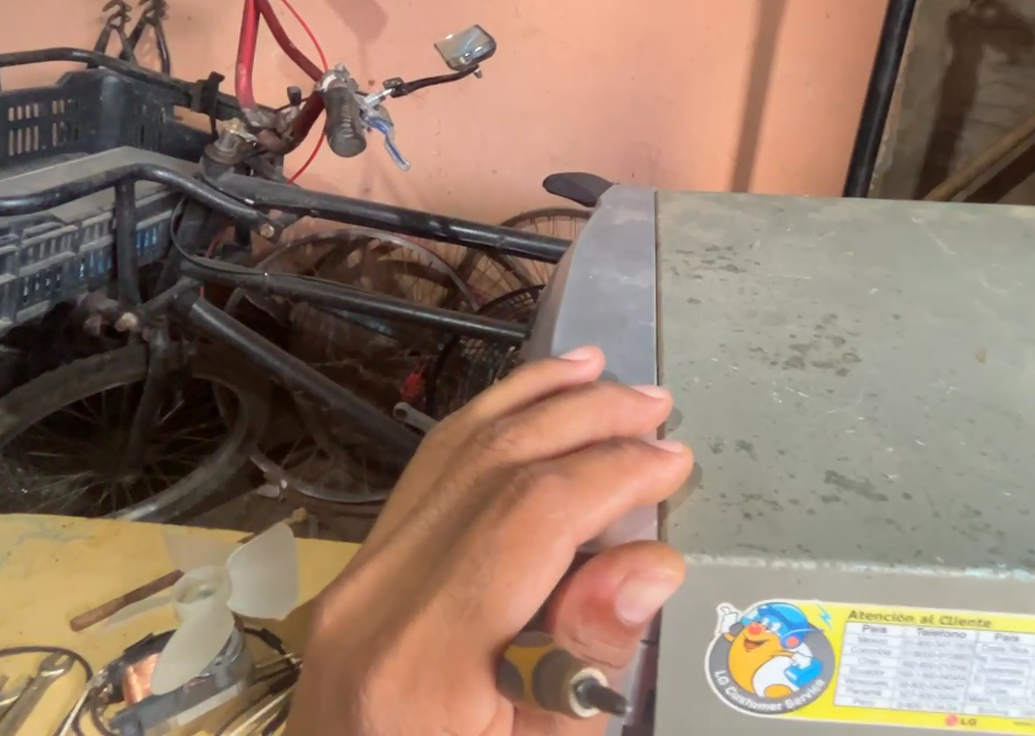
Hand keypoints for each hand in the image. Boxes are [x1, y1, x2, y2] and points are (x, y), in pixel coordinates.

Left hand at [288, 346, 693, 735]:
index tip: (675, 461)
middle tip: (657, 407)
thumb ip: (591, 661)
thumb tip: (652, 561)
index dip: (613, 471)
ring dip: (540, 397)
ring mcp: (359, 568)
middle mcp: (375, 595)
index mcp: (422, 660)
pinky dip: (492, 414)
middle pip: (495, 462)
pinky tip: (534, 395)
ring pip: (458, 444)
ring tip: (605, 374)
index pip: (530, 515)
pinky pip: (433, 463)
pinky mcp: (363, 558)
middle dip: (587, 418)